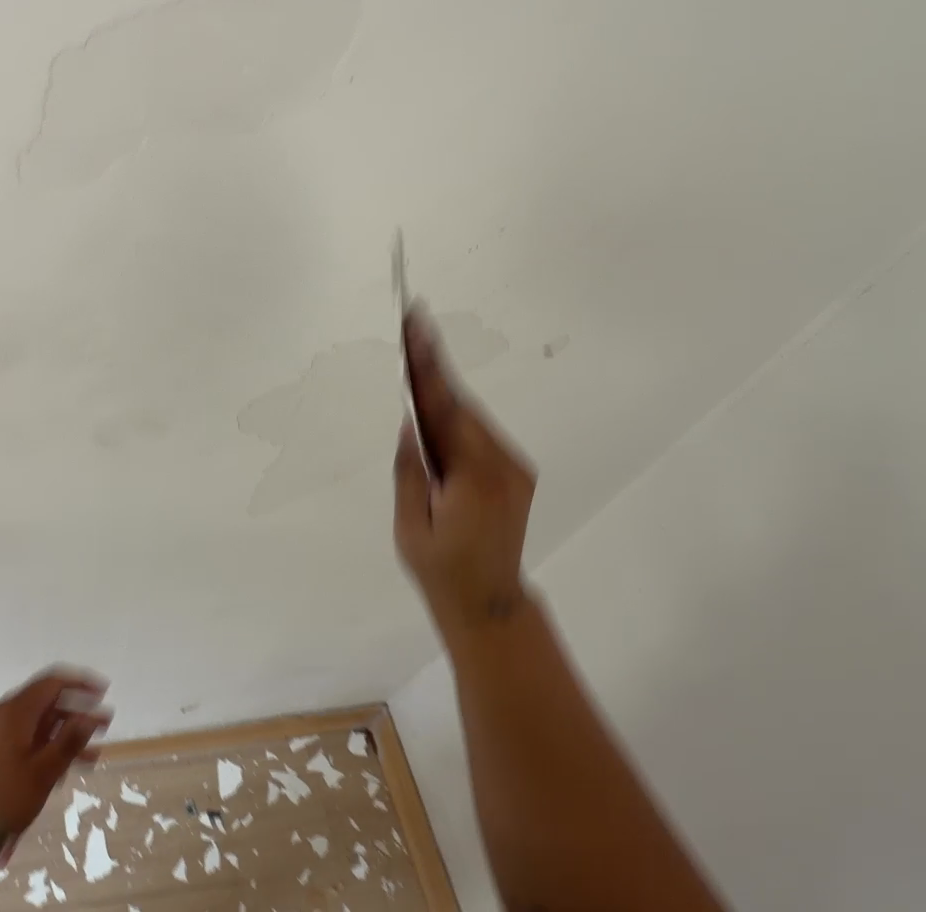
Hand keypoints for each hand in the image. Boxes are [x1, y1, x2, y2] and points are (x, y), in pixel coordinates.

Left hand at [0, 666, 111, 832]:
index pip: (53, 683)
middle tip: (105, 726)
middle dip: (77, 714)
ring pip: (36, 725)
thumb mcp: (46, 770)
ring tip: (91, 755)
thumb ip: (70, 739)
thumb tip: (92, 715)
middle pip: (45, 703)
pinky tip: (62, 767)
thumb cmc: (7, 797)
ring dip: (63, 735)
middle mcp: (1, 713)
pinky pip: (22, 738)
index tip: (103, 691)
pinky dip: (44, 747)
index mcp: (15, 711)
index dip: (80, 684)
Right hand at [394, 308, 536, 637]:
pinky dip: (454, 420)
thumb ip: (411, 470)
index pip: (445, 409)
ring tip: (413, 367)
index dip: (428, 365)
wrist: (488, 601)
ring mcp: (514, 468)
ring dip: (441, 395)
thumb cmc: (439, 568)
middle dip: (432, 370)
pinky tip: (432, 415)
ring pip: (470, 419)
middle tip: (411, 328)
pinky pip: (477, 435)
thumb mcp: (410, 525)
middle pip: (460, 406)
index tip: (417, 325)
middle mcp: (503, 465)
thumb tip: (410, 421)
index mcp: (474, 478)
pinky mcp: (515, 474)